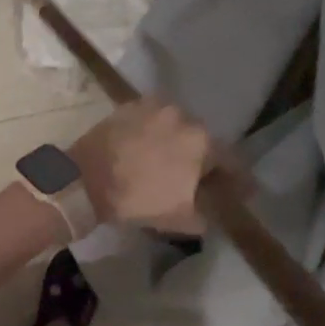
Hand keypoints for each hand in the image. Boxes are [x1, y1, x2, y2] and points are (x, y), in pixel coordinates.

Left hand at [68, 98, 232, 233]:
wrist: (85, 179)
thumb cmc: (138, 200)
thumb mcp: (182, 218)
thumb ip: (207, 214)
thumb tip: (212, 210)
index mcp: (203, 142)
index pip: (232, 161)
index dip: (236, 180)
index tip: (239, 191)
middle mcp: (183, 116)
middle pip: (203, 139)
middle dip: (204, 158)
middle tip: (199, 175)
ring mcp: (154, 107)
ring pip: (177, 126)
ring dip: (178, 141)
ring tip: (170, 159)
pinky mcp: (128, 106)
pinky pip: (151, 119)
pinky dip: (154, 131)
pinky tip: (148, 146)